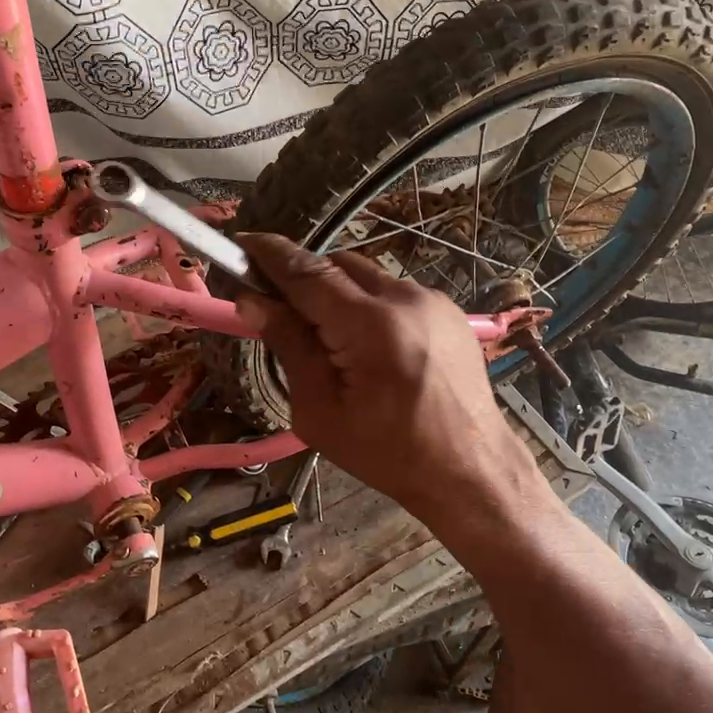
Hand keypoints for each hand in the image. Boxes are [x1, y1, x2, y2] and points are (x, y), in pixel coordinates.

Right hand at [234, 234, 536, 520]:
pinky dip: (371, 305)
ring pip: (368, 276)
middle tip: (281, 312)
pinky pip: (395, 293)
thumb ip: (290, 347)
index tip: (241, 243)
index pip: (307, 272)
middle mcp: (404, 298)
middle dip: (304, 279)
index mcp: (369, 325)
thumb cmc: (389, 453)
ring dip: (339, 294)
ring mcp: (432, 300)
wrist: (470, 469)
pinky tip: (371, 349)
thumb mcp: (321, 411)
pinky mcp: (449, 311)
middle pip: (337, 264)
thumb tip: (252, 302)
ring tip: (333, 342)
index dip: (270, 254)